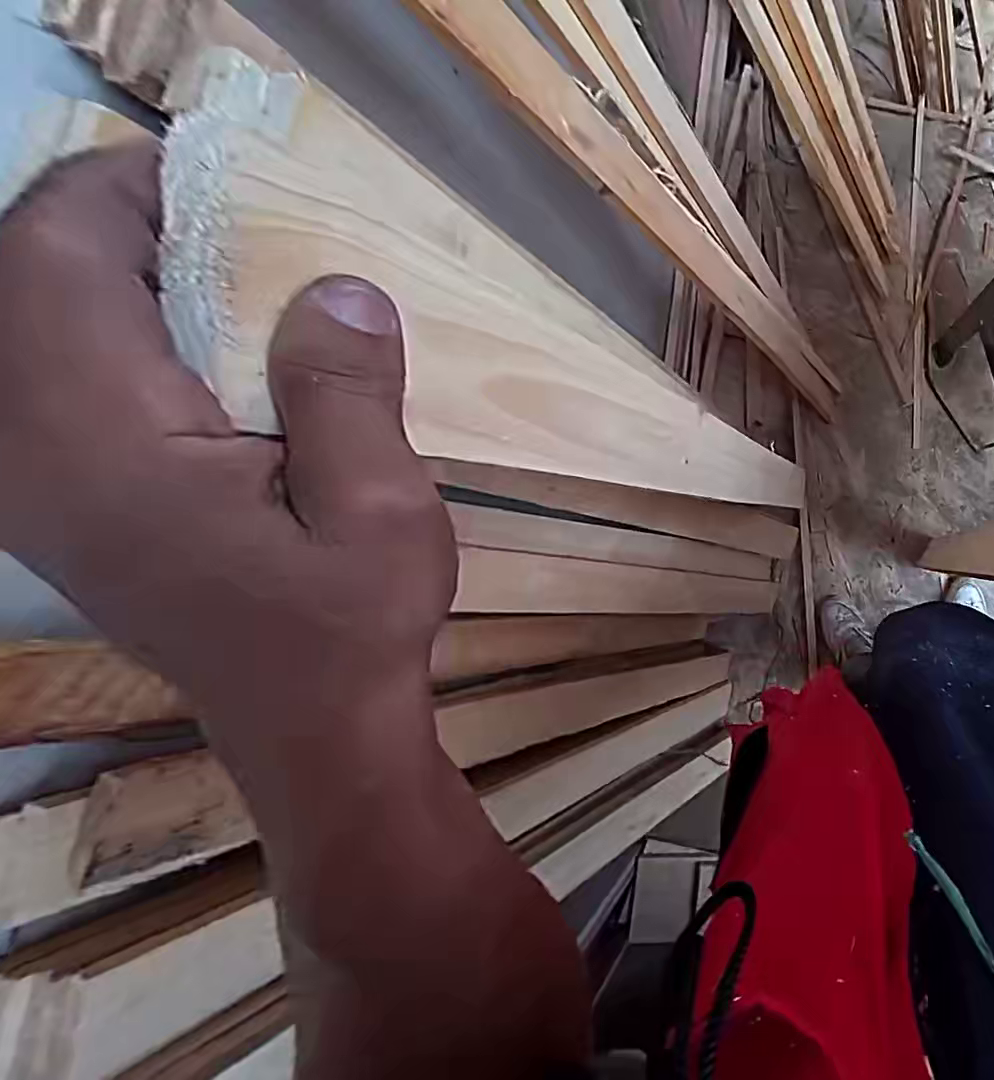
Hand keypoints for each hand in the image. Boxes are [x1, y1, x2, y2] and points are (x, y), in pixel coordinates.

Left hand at [0, 144, 453, 768]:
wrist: (318, 716)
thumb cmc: (357, 616)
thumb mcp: (379, 504)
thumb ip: (347, 393)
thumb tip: (341, 289)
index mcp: (102, 438)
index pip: (55, 264)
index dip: (113, 193)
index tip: (202, 169)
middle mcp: (28, 449)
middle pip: (23, 290)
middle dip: (107, 228)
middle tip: (223, 214)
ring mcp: (35, 484)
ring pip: (29, 337)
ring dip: (110, 283)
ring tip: (218, 271)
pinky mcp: (68, 506)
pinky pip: (57, 387)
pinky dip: (116, 342)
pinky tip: (204, 359)